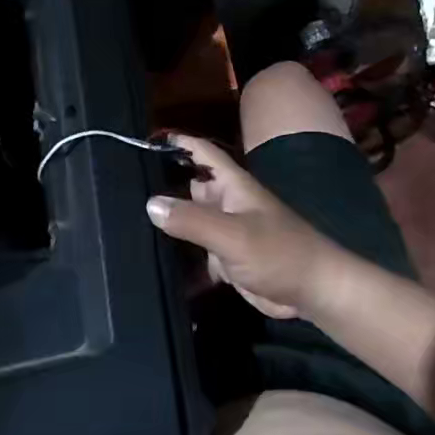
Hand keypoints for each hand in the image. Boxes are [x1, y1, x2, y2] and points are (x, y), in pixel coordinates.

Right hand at [144, 135, 352, 318]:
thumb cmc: (279, 253)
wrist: (312, 292)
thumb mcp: (233, 235)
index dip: (177, 143)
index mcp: (233, 186)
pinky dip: (179, 252)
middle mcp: (227, 203)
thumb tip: (150, 203)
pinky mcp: (226, 257)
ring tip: (124, 222)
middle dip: (161, 186)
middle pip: (190, 186)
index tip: (142, 142)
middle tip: (122, 191)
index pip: (203, 153)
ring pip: (190, 220)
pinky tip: (150, 257)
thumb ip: (193, 220)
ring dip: (167, 223)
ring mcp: (227, 231)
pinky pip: (196, 249)